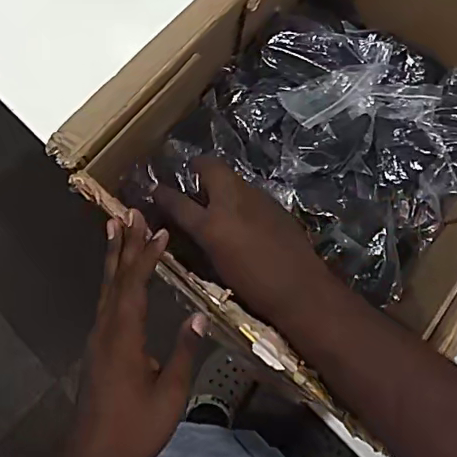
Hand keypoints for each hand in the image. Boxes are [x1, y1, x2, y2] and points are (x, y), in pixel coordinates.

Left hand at [65, 209, 207, 456]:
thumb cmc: (133, 428)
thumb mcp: (169, 395)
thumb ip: (184, 352)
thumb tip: (200, 315)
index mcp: (124, 335)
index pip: (136, 283)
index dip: (147, 255)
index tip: (161, 230)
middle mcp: (106, 328)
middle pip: (115, 276)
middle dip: (124, 243)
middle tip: (127, 211)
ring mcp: (98, 337)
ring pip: (106, 286)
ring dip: (114, 256)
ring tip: (114, 228)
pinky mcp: (97, 348)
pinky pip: (105, 300)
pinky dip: (112, 278)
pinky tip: (117, 277)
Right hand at [153, 157, 336, 325]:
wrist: (301, 289)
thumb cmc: (254, 286)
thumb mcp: (216, 266)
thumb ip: (199, 240)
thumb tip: (187, 226)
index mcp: (212, 223)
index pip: (178, 201)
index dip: (163, 194)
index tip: (155, 189)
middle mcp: (232, 201)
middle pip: (209, 167)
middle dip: (197, 169)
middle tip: (190, 181)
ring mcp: (257, 197)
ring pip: (231, 177)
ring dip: (219, 182)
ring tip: (214, 198)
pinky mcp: (275, 203)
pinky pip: (248, 191)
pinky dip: (238, 196)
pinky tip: (242, 214)